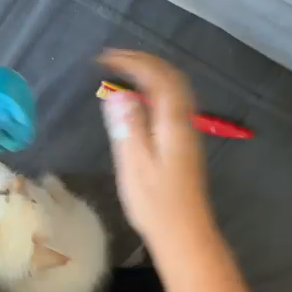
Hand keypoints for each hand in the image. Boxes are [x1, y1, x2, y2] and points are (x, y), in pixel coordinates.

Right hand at [99, 49, 222, 257]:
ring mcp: (186, 132)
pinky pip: (172, 101)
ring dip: (150, 73)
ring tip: (124, 70)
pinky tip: (138, 99)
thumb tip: (117, 94)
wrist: (185, 234)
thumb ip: (128, 127)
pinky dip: (154, 89)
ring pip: (174, 89)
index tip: (105, 58)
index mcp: (172, 124)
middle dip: (143, 61)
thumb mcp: (135, 165)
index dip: (133, 62)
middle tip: (113, 57)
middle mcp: (183, 122)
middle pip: (170, 78)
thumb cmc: (156, 204)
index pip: (157, 78)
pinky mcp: (183, 143)